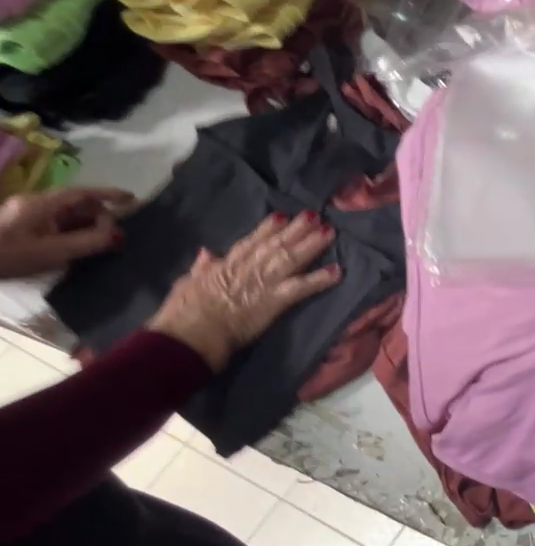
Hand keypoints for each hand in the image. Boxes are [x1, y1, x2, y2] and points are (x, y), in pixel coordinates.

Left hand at [0, 186, 134, 276]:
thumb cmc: (10, 256)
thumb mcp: (56, 252)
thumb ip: (90, 240)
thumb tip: (115, 231)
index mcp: (40, 205)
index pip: (79, 193)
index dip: (108, 194)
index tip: (132, 199)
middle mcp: (33, 203)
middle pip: (75, 203)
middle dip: (100, 216)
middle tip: (117, 237)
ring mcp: (26, 213)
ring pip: (68, 214)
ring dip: (88, 225)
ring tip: (103, 244)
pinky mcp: (23, 224)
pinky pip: (58, 222)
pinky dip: (76, 231)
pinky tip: (83, 245)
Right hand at [148, 212, 340, 370]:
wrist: (192, 329)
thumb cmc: (186, 309)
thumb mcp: (190, 281)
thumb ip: (203, 266)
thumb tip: (206, 252)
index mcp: (227, 264)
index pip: (251, 241)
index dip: (269, 228)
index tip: (284, 215)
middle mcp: (248, 268)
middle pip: (276, 244)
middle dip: (297, 229)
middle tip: (316, 215)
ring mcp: (263, 282)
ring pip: (290, 257)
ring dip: (312, 244)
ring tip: (330, 232)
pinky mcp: (275, 300)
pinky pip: (302, 286)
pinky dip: (320, 278)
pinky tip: (338, 271)